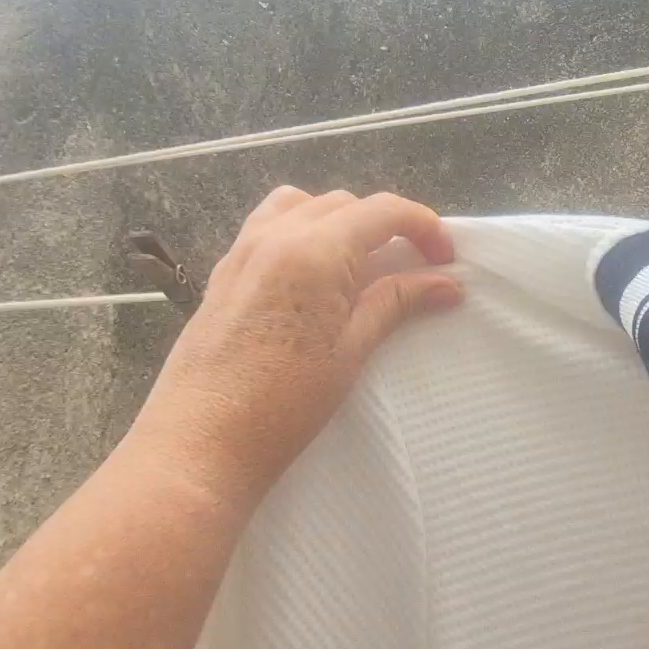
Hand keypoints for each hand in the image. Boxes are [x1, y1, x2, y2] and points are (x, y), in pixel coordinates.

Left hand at [127, 187, 461, 506]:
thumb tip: (448, 283)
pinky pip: (269, 223)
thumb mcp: (351, 350)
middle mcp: (277, 234)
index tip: (446, 259)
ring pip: (304, 204)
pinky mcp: (224, 270)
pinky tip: (312, 272)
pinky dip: (303, 228)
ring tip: (359, 261)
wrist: (200, 443)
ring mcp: (244, 249)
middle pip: (347, 204)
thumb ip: (396, 303)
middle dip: (388, 225)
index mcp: (315, 250)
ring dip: (342, 220)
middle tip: (413, 266)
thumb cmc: (284, 403)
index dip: (424, 226)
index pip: (383, 211)